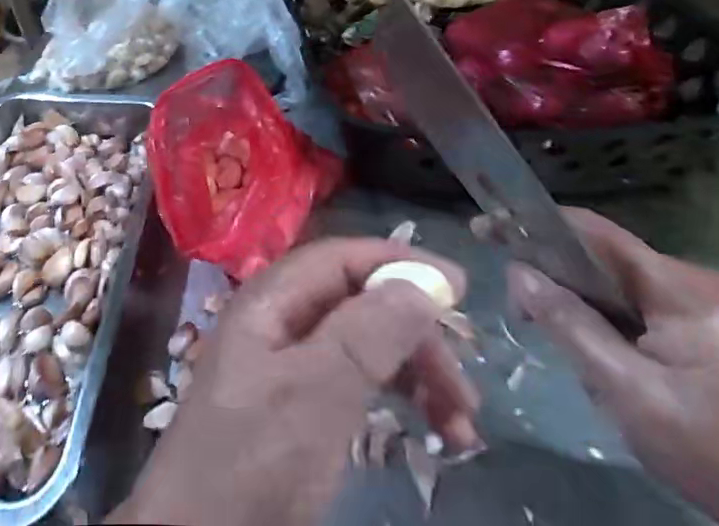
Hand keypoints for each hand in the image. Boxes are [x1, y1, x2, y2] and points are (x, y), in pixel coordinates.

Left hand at [110, 238, 480, 525]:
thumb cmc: (253, 460)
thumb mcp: (315, 392)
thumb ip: (368, 333)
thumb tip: (422, 283)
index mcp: (273, 300)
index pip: (343, 258)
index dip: (400, 263)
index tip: (459, 288)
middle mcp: (282, 322)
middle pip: (362, 303)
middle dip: (417, 336)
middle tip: (466, 388)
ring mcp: (291, 366)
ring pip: (368, 346)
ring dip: (418, 374)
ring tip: (462, 425)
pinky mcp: (301, 408)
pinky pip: (360, 384)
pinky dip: (399, 400)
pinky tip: (432, 428)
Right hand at [508, 209, 718, 525]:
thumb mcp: (634, 398)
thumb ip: (573, 329)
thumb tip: (521, 273)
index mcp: (682, 288)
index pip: (593, 231)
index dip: (535, 225)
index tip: (487, 230)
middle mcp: (713, 285)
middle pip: (620, 268)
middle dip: (575, 290)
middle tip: (546, 332)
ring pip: (650, 301)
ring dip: (612, 323)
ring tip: (609, 382)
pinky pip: (682, 323)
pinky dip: (647, 341)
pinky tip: (654, 392)